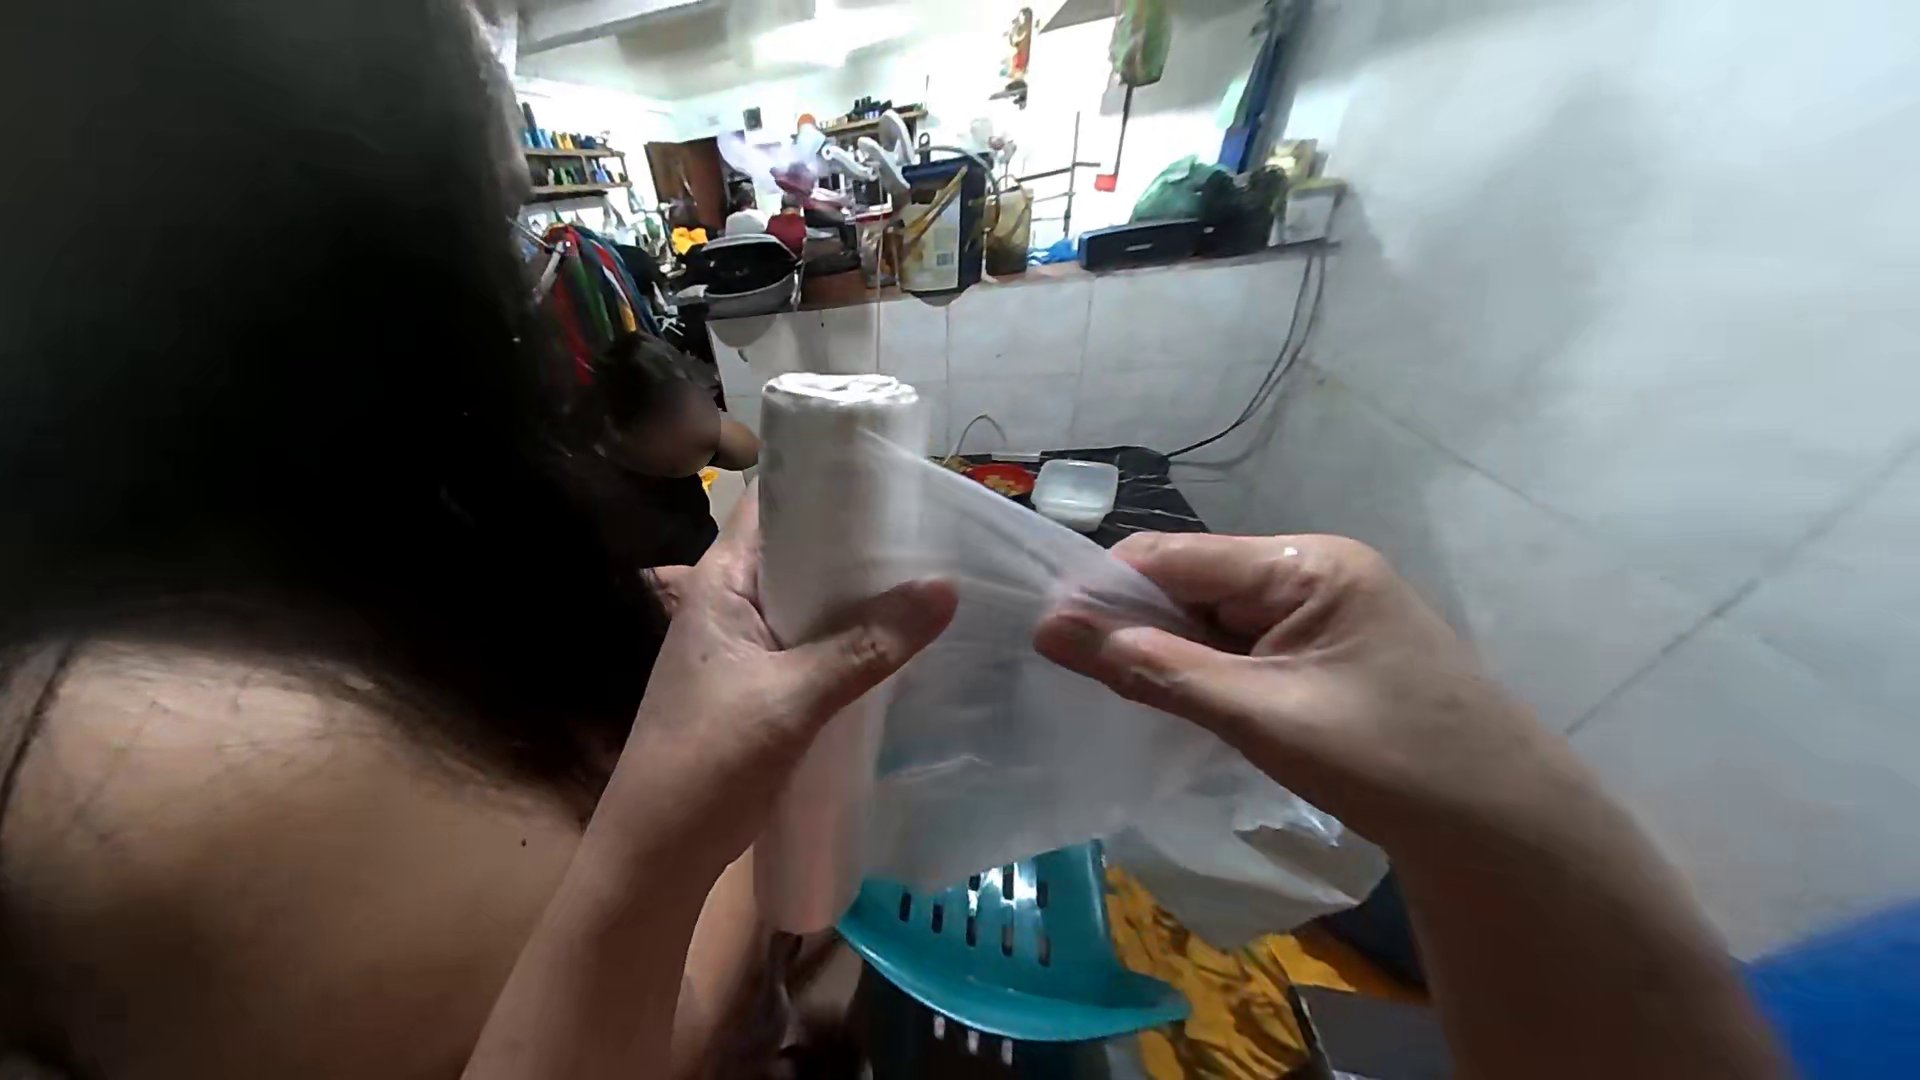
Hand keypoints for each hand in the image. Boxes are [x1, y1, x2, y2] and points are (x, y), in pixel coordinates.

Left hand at [604, 488, 956, 875]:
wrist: (658, 856)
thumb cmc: (705, 763)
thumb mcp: (790, 699)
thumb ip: (868, 646)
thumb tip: (946, 588)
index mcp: (724, 579)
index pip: (775, 502)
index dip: (828, 482)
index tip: (894, 478)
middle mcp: (739, 598)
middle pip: (807, 548)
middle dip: (863, 540)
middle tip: (933, 530)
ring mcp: (755, 639)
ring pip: (819, 596)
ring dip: (864, 590)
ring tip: (932, 572)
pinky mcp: (773, 676)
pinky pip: (823, 636)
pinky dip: (859, 631)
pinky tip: (904, 633)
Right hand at [1034, 532, 1591, 857]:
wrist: (1512, 837)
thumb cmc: (1389, 764)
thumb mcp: (1255, 714)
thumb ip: (1150, 668)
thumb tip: (1049, 629)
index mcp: (1302, 563)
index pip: (1172, 555)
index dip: (1106, 588)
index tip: (1055, 633)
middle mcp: (1307, 567)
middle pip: (1187, 579)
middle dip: (1136, 622)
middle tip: (1089, 673)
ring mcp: (1315, 604)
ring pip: (1205, 611)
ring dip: (1166, 647)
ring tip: (1130, 689)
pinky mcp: (1317, 641)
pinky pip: (1233, 638)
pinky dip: (1198, 664)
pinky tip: (1183, 695)